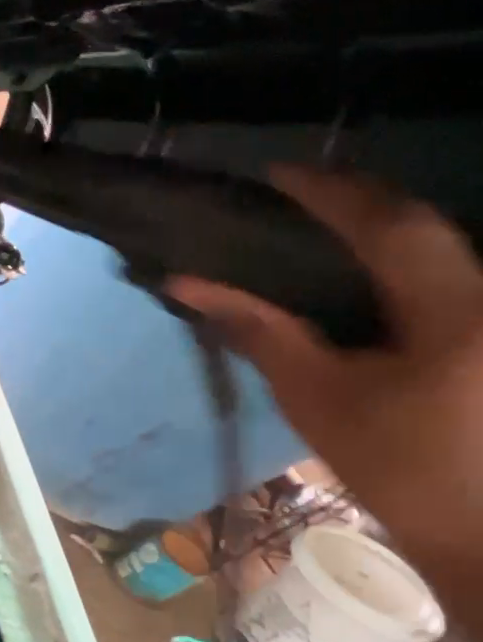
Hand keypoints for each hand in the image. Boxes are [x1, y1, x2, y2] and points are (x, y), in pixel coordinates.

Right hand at [167, 165, 482, 633]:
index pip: (390, 225)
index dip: (332, 192)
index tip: (278, 173)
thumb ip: (260, 331)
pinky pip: (454, 279)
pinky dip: (406, 266)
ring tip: (325, 227)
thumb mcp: (318, 397)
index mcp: (454, 310)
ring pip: (446, 251)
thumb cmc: (400, 467)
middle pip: (428, 227)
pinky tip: (369, 274)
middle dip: (362, 203)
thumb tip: (187, 284)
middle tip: (299, 195)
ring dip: (385, 233)